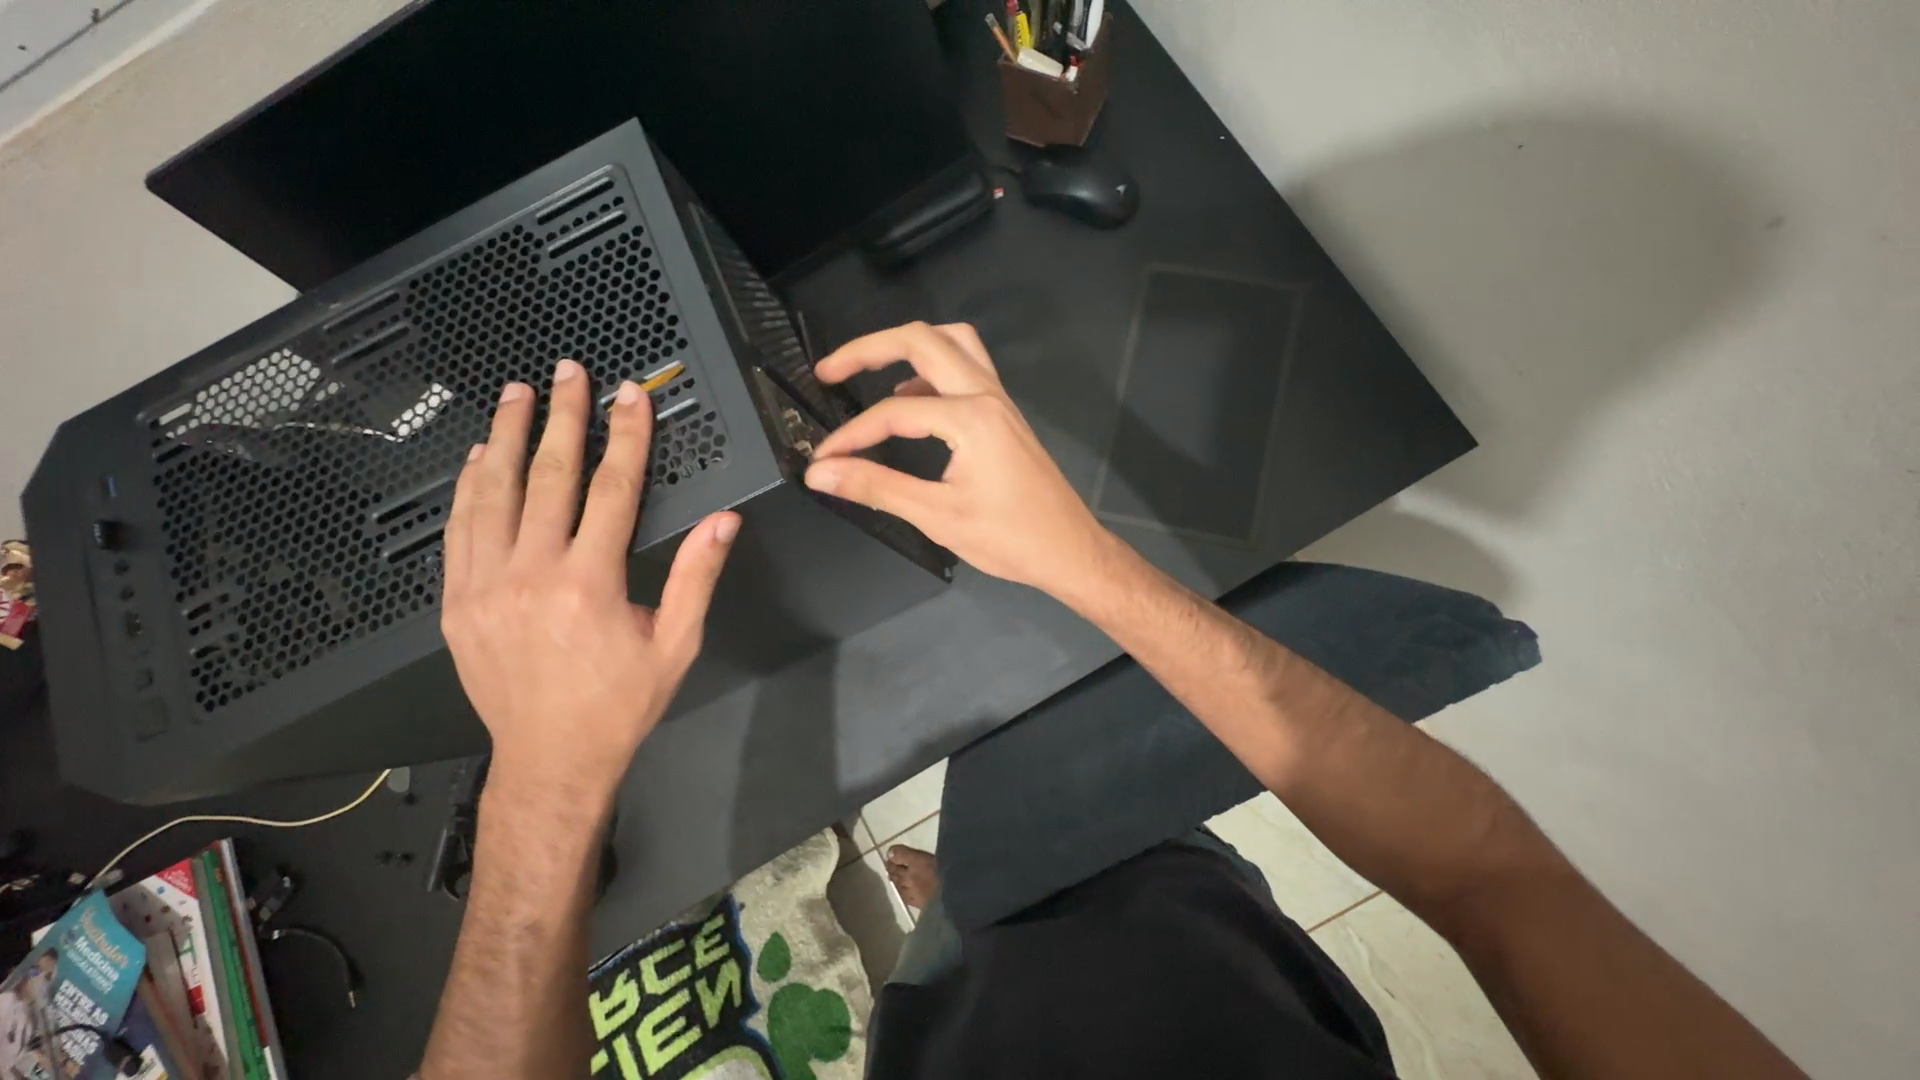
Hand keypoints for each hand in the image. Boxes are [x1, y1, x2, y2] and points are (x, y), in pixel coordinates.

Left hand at [441, 358, 739, 799]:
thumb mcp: (676, 645)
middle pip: (548, 477)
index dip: (625, 437)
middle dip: (560, 417)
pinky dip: (469, 488)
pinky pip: (460, 531)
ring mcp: (485, 586)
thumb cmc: (621, 704)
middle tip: (565, 372)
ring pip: (492, 494)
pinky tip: (477, 459)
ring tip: (514, 394)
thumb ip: (697, 577)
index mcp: (590, 583)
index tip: (628, 396)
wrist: (550, 760)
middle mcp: (532, 574)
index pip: (612, 489)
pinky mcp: (457, 603)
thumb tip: (723, 521)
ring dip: (504, 438)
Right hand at [802, 323, 1113, 595]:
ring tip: (868, 372)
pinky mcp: (1004, 413)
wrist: (1070, 550)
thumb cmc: (1009, 539)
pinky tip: (910, 401)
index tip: (821, 459)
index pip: (892, 413)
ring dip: (908, 347)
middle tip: (828, 372)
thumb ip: (876, 488)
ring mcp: (1000, 400)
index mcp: (970, 419)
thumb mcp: (937, 517)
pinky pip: (966, 367)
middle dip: (868, 348)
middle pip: (922, 340)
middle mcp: (986, 395)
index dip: (850, 435)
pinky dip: (931, 370)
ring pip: (952, 342)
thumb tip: (820, 473)